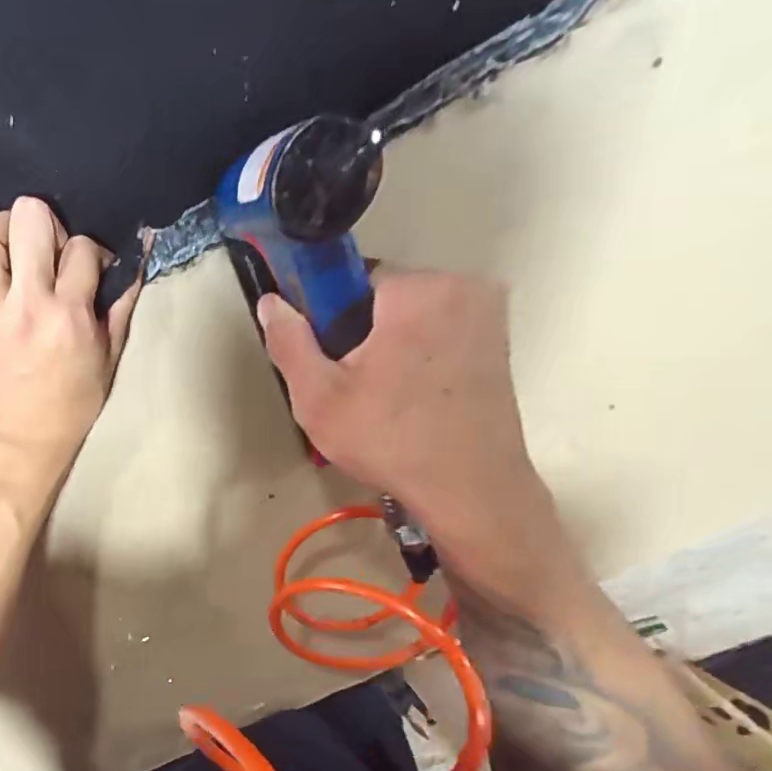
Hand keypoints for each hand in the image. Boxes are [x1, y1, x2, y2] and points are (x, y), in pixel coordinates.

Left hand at [0, 197, 141, 469]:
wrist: (37, 433)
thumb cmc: (80, 395)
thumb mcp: (113, 350)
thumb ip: (123, 299)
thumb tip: (139, 253)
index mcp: (69, 311)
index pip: (82, 247)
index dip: (91, 253)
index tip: (90, 273)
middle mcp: (26, 303)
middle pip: (27, 218)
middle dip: (44, 225)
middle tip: (48, 254)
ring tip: (9, 255)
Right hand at [257, 270, 595, 627]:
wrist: (471, 489)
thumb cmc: (390, 441)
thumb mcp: (319, 399)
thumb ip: (289, 343)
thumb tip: (270, 302)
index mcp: (419, 290)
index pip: (354, 281)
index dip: (334, 321)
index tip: (334, 361)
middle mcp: (464, 286)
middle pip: (388, 297)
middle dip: (365, 332)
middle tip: (357, 388)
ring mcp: (490, 313)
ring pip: (415, 315)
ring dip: (395, 344)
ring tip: (387, 398)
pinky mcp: (501, 340)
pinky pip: (443, 331)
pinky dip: (424, 354)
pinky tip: (416, 397)